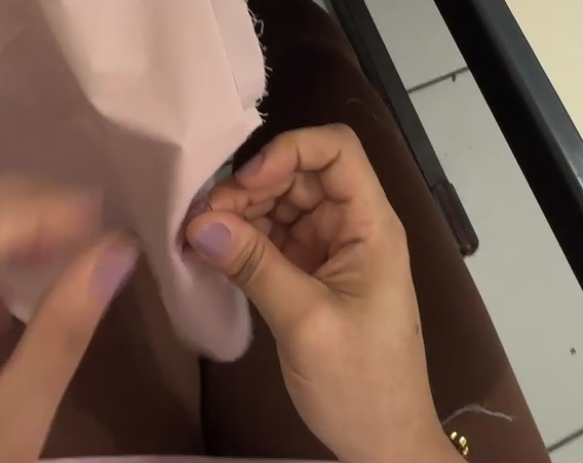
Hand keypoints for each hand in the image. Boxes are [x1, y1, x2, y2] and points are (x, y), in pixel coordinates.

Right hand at [186, 125, 455, 462]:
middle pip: (299, 173)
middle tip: (206, 216)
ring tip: (200, 234)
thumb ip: (255, 266)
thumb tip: (200, 223)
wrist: (382, 448)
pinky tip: (211, 249)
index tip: (248, 180)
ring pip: (279, 202)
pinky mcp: (306, 270)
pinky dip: (241, 237)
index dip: (292, 149)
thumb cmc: (362, 383)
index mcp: (370, 224)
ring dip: (240, 211)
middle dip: (252, 185)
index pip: (337, 150)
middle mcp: (349, 224)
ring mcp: (327, 246)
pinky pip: (271, 235)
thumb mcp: (307, 323)